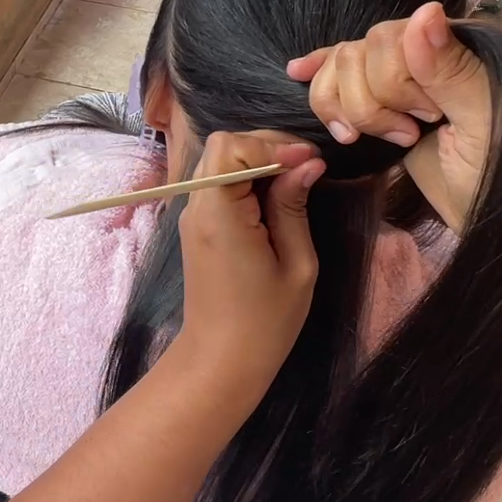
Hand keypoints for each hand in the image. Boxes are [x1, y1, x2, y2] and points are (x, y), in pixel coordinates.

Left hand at [175, 132, 324, 385]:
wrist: (220, 358)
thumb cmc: (266, 321)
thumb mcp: (297, 264)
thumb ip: (294, 206)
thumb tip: (308, 162)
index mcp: (218, 214)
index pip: (230, 147)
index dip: (271, 143)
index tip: (309, 162)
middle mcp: (197, 206)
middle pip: (222, 146)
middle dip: (267, 145)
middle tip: (308, 166)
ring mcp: (192, 215)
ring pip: (219, 160)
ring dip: (258, 160)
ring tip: (297, 180)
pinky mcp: (197, 225)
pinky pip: (218, 182)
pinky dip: (247, 177)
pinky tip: (276, 196)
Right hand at [286, 2, 493, 229]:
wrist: (498, 218)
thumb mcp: (487, 123)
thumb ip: (451, 69)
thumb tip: (425, 10)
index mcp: (456, 46)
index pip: (386, 40)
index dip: (392, 83)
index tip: (428, 119)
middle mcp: (422, 53)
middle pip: (355, 55)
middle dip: (370, 103)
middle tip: (410, 135)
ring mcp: (398, 80)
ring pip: (338, 69)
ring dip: (348, 108)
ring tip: (383, 138)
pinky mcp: (379, 106)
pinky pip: (338, 76)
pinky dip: (318, 73)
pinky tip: (296, 71)